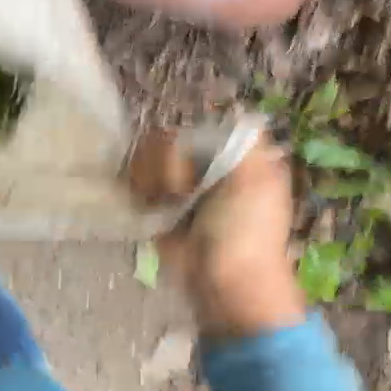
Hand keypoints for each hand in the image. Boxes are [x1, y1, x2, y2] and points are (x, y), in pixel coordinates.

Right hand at [129, 132, 307, 340]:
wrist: (220, 278)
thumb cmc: (244, 231)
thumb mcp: (258, 182)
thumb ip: (246, 144)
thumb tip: (235, 112)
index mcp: (233, 157)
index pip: (191, 128)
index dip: (184, 145)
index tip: (193, 169)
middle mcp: (203, 166)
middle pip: (161, 141)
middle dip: (163, 167)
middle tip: (179, 192)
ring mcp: (176, 184)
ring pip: (142, 159)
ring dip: (148, 181)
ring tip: (164, 204)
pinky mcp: (153, 202)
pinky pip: (131, 180)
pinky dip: (136, 192)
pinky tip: (150, 207)